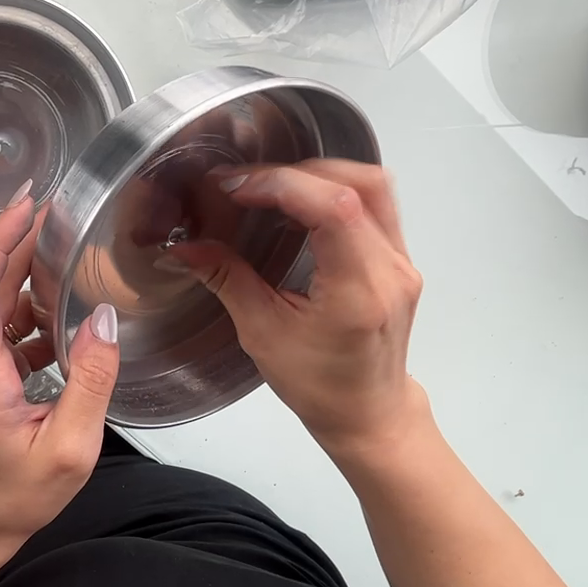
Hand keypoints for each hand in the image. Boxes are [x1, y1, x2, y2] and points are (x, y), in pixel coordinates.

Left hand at [0, 182, 121, 560]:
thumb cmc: (15, 497)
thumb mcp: (69, 449)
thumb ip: (89, 383)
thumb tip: (104, 322)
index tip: (24, 210)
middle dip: (17, 246)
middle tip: (56, 213)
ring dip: (25, 277)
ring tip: (66, 253)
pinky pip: (1, 330)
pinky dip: (29, 311)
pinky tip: (62, 312)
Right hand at [167, 159, 425, 460]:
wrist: (367, 413)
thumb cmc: (319, 386)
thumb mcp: (261, 333)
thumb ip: (227, 280)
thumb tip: (186, 247)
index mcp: (358, 291)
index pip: (334, 207)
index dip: (281, 185)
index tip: (235, 188)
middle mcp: (391, 269)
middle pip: (360, 183)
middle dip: (297, 173)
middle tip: (248, 184)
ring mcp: (401, 261)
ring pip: (373, 186)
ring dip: (319, 176)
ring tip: (271, 188)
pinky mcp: (398, 260)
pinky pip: (373, 205)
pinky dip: (333, 192)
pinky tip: (297, 207)